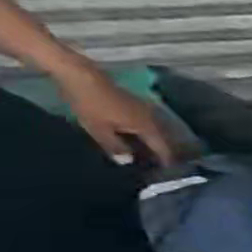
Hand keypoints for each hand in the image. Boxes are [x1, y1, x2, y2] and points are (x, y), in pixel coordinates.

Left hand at [55, 65, 176, 164]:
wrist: (84, 78)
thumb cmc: (91, 105)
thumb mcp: (98, 129)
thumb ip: (115, 146)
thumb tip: (128, 162)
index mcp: (148, 128)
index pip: (163, 148)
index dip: (166, 161)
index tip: (167, 172)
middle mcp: (154, 120)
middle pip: (164, 140)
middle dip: (162, 152)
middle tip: (159, 165)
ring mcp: (148, 112)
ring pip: (157, 132)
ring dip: (155, 143)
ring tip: (150, 153)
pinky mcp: (139, 107)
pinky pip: (149, 125)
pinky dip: (147, 134)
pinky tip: (138, 137)